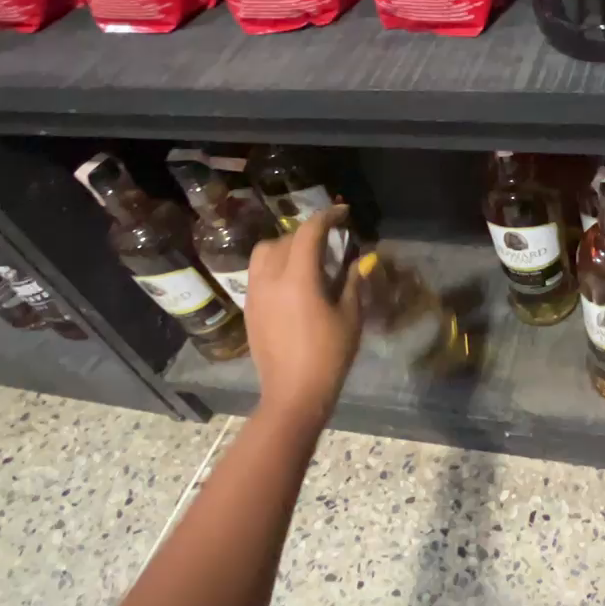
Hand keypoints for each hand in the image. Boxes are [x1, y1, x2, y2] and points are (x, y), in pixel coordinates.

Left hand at [243, 207, 361, 428]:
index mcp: (298, 278)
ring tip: (307, 258)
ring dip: (286, 246)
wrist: (293, 393)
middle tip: (331, 241)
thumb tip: (355, 263)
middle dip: (308, 233)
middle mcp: (270, 279)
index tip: (343, 212)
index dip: (327, 216)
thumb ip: (352, 283)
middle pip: (285, 239)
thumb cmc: (329, 355)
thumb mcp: (350, 317)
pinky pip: (258, 272)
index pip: (309, 232)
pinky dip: (275, 265)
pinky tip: (293, 281)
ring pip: (264, 252)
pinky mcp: (249, 308)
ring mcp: (255, 293)